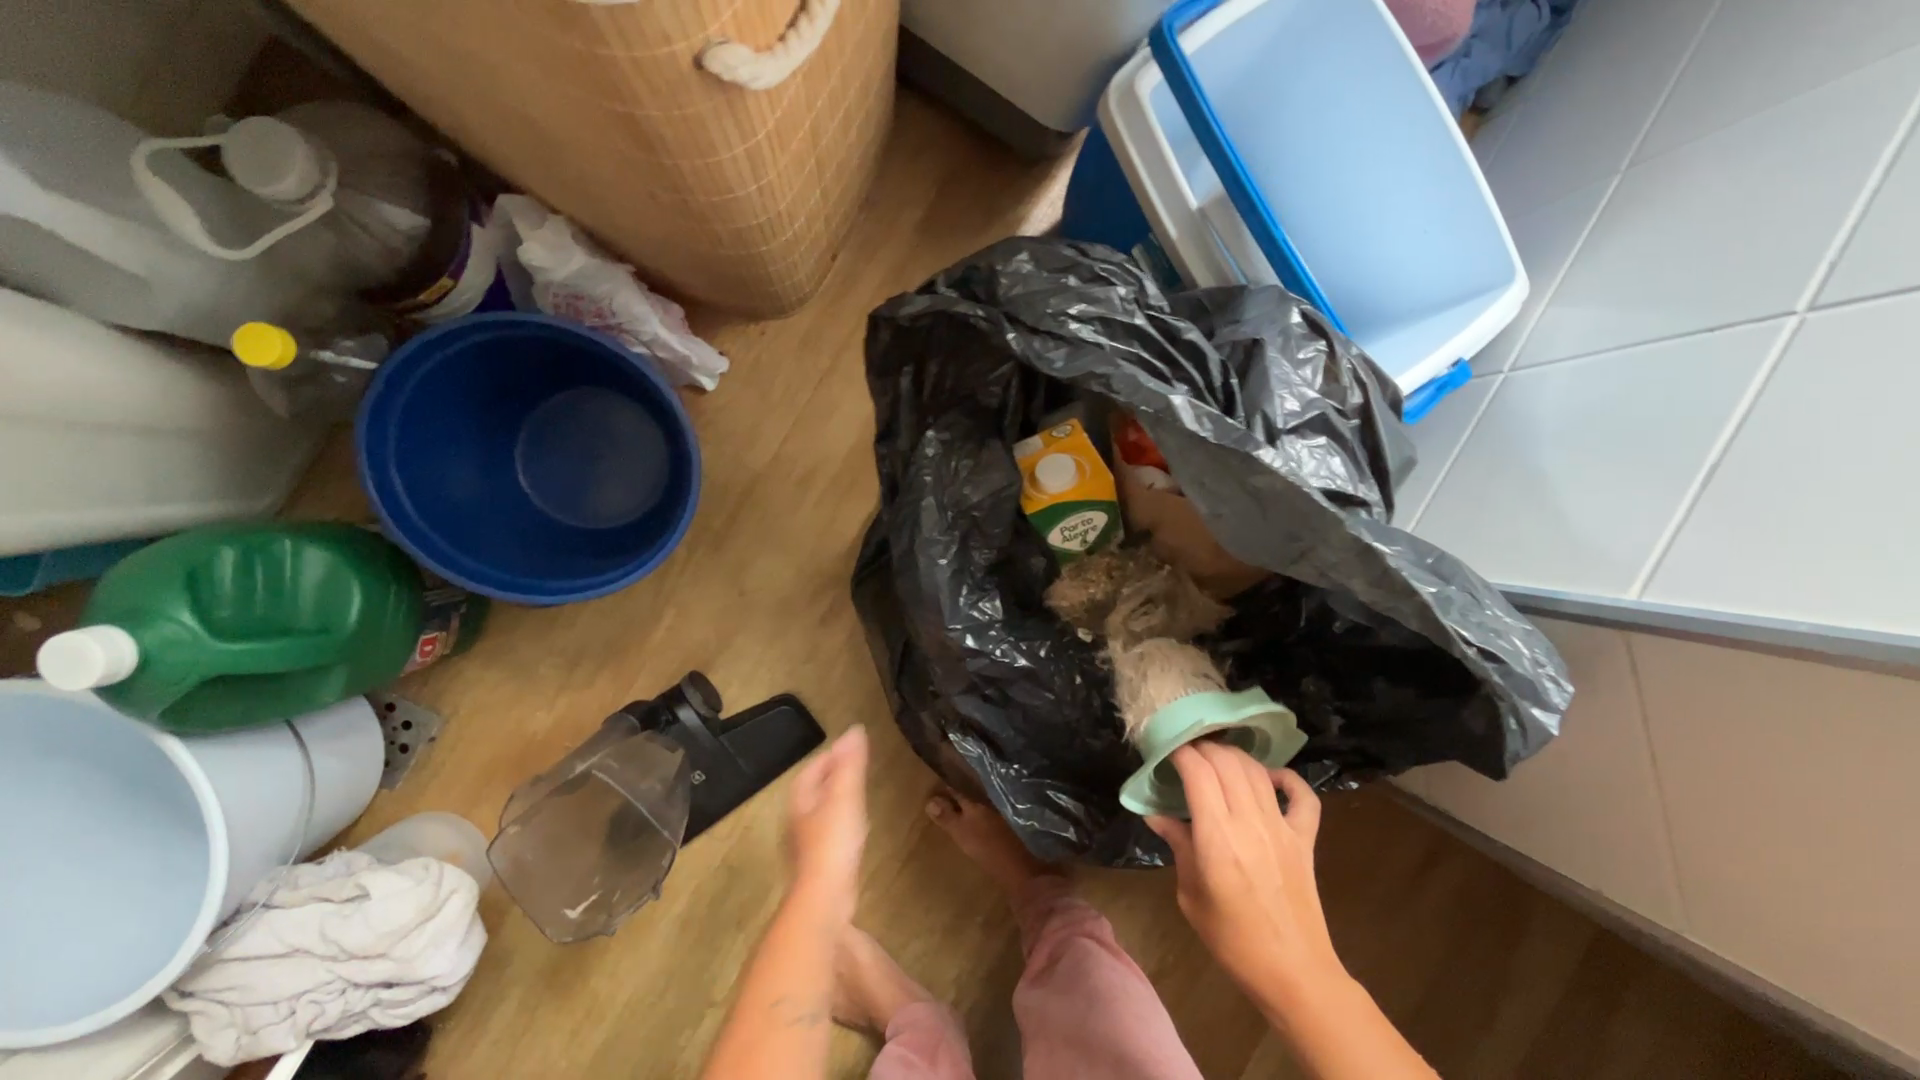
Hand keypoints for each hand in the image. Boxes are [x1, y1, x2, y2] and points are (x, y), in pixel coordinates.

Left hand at [785, 726, 869, 918]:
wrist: (825, 897)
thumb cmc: (833, 842)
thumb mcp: (845, 796)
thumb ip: (850, 764)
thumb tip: (855, 730)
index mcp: (801, 801)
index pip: (811, 770)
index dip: (828, 756)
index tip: (849, 748)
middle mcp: (798, 820)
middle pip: (812, 791)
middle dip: (830, 776)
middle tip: (855, 768)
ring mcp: (806, 844)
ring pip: (818, 813)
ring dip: (834, 800)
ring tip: (857, 795)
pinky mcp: (818, 864)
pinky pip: (827, 833)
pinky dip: (840, 823)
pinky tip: (854, 831)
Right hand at [1146, 743, 1343, 1005]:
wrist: (1291, 970)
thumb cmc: (1230, 939)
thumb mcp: (1190, 894)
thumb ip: (1178, 846)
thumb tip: (1156, 815)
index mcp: (1217, 837)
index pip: (1197, 772)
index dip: (1180, 753)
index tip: (1166, 753)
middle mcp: (1250, 822)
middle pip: (1227, 762)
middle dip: (1203, 748)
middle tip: (1186, 753)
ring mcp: (1281, 827)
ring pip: (1257, 771)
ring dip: (1234, 757)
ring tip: (1216, 759)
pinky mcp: (1304, 838)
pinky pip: (1301, 796)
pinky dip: (1286, 778)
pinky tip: (1269, 777)